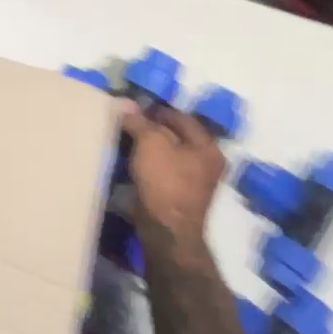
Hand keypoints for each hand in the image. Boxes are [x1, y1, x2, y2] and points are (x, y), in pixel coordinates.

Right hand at [121, 102, 226, 249]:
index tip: (134, 106)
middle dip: (151, 126)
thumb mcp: (150, 142)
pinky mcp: (179, 192)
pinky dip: (148, 160)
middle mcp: (206, 162)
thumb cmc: (164, 180)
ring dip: (148, 143)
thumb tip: (126, 104)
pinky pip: (162, 167)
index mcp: (207, 147)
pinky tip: (131, 157)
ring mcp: (194, 180)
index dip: (157, 109)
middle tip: (127, 120)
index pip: (181, 117)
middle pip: (176, 134)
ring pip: (167, 151)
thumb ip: (139, 120)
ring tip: (125, 136)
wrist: (165, 228)